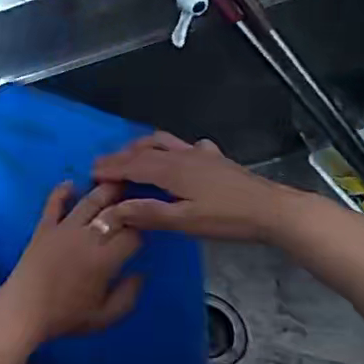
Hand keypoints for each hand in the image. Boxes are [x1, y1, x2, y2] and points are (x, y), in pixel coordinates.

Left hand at [0, 181, 143, 341]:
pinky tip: (71, 183)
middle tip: (138, 197)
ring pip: (89, 202)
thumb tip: (140, 274)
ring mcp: (63, 229)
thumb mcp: (105, 317)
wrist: (23, 311)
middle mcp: (87, 237)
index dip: (143, 231)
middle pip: (115, 211)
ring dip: (104, 190)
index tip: (146, 230)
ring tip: (115, 182)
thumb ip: (128, 296)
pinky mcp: (43, 227)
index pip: (133, 235)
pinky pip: (53, 203)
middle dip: (130, 203)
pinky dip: (62, 191)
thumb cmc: (65, 316)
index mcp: (105, 259)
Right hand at [91, 132, 301, 241]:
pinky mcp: (215, 159)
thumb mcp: (184, 221)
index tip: (91, 173)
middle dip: (120, 157)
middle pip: (144, 151)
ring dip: (142, 147)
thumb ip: (148, 213)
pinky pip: (186, 146)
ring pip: (163, 142)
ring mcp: (200, 154)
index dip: (110, 169)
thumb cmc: (227, 218)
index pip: (131, 166)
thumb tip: (114, 209)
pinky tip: (178, 157)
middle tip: (103, 166)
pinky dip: (171, 148)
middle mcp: (181, 156)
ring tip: (131, 156)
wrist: (273, 210)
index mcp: (170, 170)